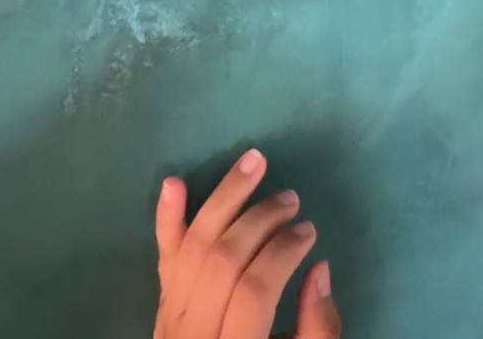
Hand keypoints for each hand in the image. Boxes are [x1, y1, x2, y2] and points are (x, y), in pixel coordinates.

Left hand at [154, 149, 340, 338]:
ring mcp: (170, 319)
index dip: (283, 252)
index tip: (310, 230)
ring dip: (225, 196)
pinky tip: (174, 182)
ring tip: (255, 161)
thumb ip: (318, 332)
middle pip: (222, 259)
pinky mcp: (162, 305)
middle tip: (292, 198)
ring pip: (193, 245)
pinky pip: (164, 258)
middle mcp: (191, 334)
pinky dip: (167, 218)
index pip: (253, 291)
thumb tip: (319, 270)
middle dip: (261, 218)